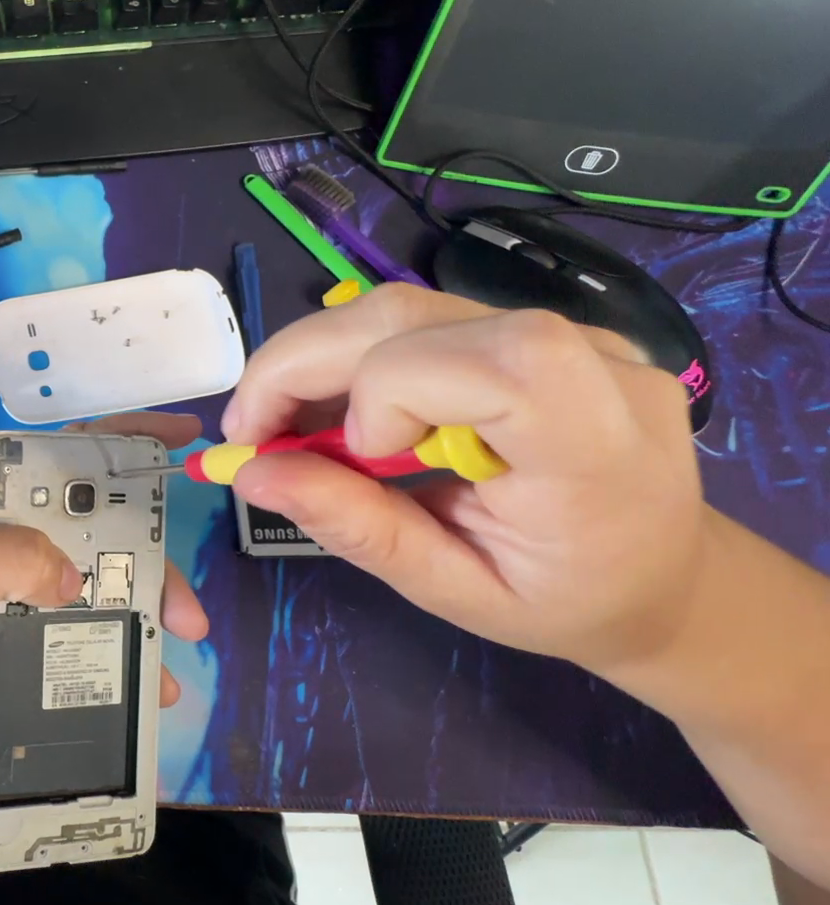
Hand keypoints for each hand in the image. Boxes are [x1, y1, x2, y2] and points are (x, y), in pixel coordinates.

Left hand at [0, 413, 211, 701]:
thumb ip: (17, 558)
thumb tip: (74, 580)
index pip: (70, 452)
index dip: (128, 441)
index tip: (182, 442)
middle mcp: (9, 525)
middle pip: (96, 528)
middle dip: (150, 565)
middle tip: (188, 617)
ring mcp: (6, 570)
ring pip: (87, 577)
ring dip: (133, 611)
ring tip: (168, 660)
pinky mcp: (2, 610)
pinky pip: (64, 616)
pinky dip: (99, 639)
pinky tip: (127, 672)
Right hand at [220, 284, 712, 676]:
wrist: (655, 569)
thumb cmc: (561, 597)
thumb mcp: (453, 591)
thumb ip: (358, 529)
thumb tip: (250, 473)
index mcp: (599, 450)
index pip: (498, 363)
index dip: (395, 391)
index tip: (360, 454)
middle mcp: (590, 364)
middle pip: (406, 315)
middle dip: (299, 367)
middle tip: (250, 433)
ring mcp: (557, 333)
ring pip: (389, 307)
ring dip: (307, 359)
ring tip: (278, 422)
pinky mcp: (518, 326)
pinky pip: (402, 318)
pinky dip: (337, 358)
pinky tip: (326, 408)